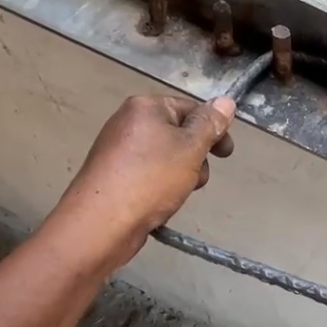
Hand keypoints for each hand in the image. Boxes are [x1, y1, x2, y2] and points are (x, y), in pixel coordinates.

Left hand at [44, 94, 236, 271]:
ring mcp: (119, 150)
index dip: (213, 129)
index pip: (191, 108)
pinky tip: (162, 202)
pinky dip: (162, 184)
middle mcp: (129, 123)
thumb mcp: (191, 148)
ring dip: (182, 173)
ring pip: (167, 155)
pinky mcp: (114, 175)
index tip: (226, 154)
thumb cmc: (150, 179)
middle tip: (198, 177)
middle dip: (196, 155)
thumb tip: (226, 101)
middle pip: (179, 132)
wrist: (100, 225)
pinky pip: (149, 172)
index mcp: (145, 107)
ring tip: (178, 193)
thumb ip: (210, 124)